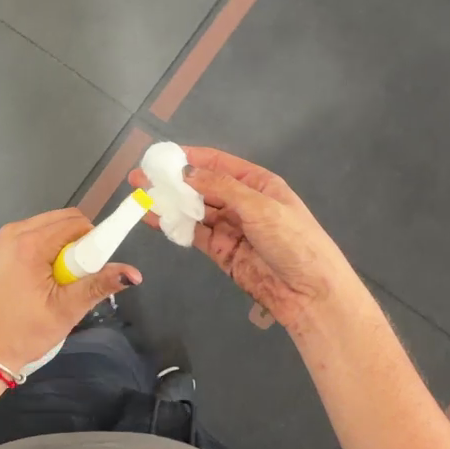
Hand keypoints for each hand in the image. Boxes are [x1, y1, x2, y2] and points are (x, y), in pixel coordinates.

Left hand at [0, 209, 141, 370]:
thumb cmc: (23, 333)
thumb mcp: (67, 310)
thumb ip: (99, 285)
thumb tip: (133, 274)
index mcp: (29, 243)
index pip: (76, 222)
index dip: (93, 242)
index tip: (92, 270)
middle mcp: (14, 232)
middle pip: (62, 220)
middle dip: (78, 244)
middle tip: (76, 279)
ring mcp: (3, 239)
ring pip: (48, 227)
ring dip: (62, 248)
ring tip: (59, 283)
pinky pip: (34, 237)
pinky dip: (46, 251)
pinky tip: (43, 281)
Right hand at [131, 147, 357, 327]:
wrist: (309, 292)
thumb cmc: (293, 241)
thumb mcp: (260, 207)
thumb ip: (221, 189)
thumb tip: (186, 173)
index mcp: (258, 183)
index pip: (218, 163)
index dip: (190, 157)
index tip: (161, 156)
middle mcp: (242, 202)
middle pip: (202, 186)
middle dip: (172, 181)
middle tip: (140, 177)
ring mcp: (231, 227)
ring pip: (194, 210)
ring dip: (169, 203)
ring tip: (141, 196)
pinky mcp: (221, 251)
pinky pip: (194, 234)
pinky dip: (174, 226)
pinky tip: (154, 219)